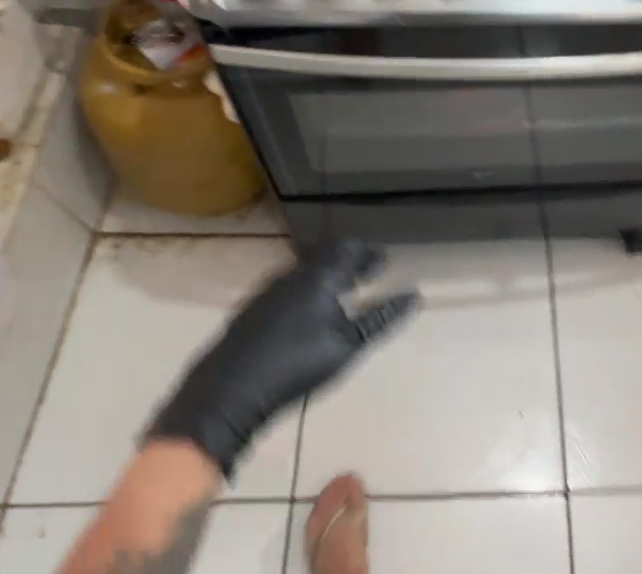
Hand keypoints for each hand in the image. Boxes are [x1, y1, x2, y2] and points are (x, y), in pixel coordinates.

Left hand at [146, 240, 419, 474]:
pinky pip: (288, 284)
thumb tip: (414, 296)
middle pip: (326, 256)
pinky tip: (309, 310)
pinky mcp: (253, 307)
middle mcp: (293, 274)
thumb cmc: (296, 365)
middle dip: (349, 261)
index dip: (369, 254)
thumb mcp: (347, 345)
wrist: (227, 390)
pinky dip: (308, 287)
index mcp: (319, 277)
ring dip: (328, 274)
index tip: (384, 262)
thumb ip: (380, 320)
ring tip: (343, 290)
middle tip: (367, 273)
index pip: (350, 250)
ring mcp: (268, 289)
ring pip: (305, 270)